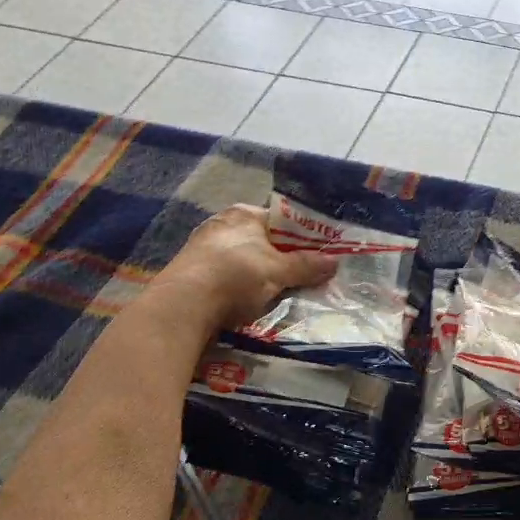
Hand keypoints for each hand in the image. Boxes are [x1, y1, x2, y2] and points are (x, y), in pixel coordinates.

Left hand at [149, 205, 335, 334]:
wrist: (182, 306)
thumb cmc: (236, 276)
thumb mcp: (278, 272)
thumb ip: (307, 266)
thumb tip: (336, 261)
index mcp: (244, 213)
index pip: (282, 220)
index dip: (303, 238)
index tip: (319, 256)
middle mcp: (222, 225)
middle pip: (264, 241)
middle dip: (283, 259)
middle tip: (304, 278)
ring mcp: (204, 248)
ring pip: (246, 260)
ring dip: (262, 276)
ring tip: (281, 293)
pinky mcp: (194, 272)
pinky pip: (229, 276)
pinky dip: (242, 287)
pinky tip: (252, 302)